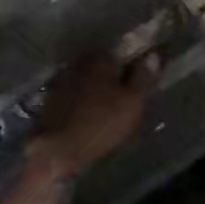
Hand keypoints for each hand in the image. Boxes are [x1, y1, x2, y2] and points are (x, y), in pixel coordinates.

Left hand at [29, 56, 153, 176]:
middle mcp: (78, 64)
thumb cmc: (102, 121)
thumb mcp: (132, 100)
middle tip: (125, 101)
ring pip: (88, 83)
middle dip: (114, 80)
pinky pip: (75, 98)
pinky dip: (83, 104)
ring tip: (108, 113)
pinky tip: (89, 119)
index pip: (122, 54)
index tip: (139, 84)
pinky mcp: (51, 101)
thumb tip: (153, 55)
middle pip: (103, 69)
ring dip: (97, 93)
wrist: (59, 148)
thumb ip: (143, 76)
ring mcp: (61, 82)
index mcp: (99, 59)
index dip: (133, 68)